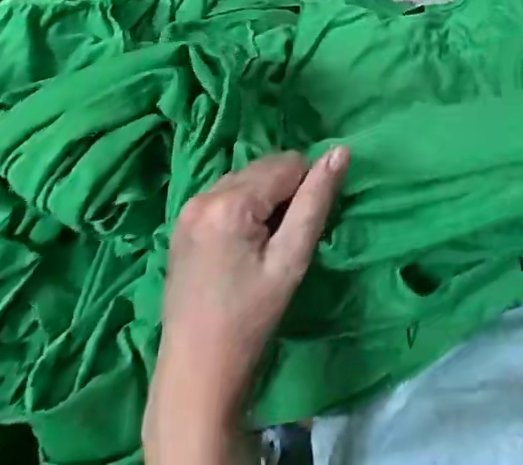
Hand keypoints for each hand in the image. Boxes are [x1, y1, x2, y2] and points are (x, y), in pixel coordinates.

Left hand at [145, 147, 348, 462]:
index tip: (299, 232)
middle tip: (284, 242)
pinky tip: (244, 246)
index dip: (306, 191)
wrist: (196, 372)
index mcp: (229, 202)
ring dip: (266, 199)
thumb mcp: (292, 258)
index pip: (289, 163)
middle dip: (285, 193)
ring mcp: (188, 209)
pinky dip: (245, 207)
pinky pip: (228, 193)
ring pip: (248, 177)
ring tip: (264, 246)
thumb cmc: (251, 318)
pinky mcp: (182, 224)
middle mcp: (204, 194)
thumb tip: (340, 150)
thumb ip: (316, 200)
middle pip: (266, 167)